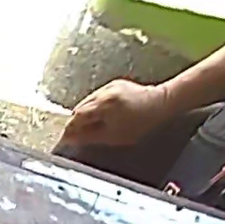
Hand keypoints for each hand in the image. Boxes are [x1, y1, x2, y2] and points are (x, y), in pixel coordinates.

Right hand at [57, 78, 185, 150]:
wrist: (161, 103)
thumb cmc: (139, 124)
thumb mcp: (112, 136)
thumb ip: (88, 136)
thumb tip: (69, 138)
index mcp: (102, 105)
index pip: (76, 117)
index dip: (68, 129)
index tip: (64, 139)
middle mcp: (103, 92)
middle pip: (80, 108)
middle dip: (74, 122)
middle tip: (73, 135)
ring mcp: (109, 86)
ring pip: (87, 102)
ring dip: (83, 114)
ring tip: (85, 126)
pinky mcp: (115, 84)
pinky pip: (96, 97)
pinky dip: (93, 107)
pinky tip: (98, 116)